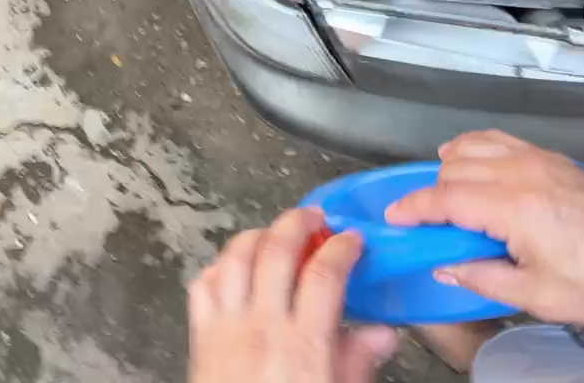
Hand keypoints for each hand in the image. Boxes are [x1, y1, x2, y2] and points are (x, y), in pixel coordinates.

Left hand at [189, 207, 401, 382]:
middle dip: (298, 222)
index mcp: (302, 346)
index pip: (324, 275)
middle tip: (315, 218)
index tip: (353, 239)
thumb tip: (384, 332)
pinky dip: (220, 266)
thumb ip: (356, 365)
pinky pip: (204, 283)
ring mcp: (225, 327)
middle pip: (276, 249)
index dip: (341, 248)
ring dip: (257, 235)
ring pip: (235, 255)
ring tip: (275, 233)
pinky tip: (235, 269)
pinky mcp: (199, 337)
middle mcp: (261, 326)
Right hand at [384, 131, 583, 331]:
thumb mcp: (541, 297)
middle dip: (430, 192)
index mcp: (516, 209)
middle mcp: (522, 174)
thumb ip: (484, 278)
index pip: (447, 199)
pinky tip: (469, 158)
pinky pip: (498, 138)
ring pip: (472, 145)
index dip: (414, 208)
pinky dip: (474, 145)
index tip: (394, 217)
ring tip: (441, 189)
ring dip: (449, 164)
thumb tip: (445, 266)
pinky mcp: (551, 158)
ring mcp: (537, 160)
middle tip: (423, 219)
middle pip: (454, 169)